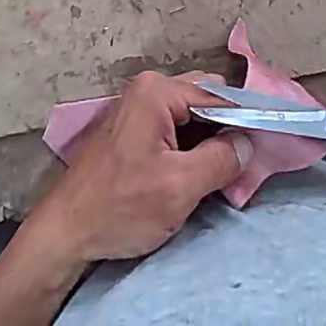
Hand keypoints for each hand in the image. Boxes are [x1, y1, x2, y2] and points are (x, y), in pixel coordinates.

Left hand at [37, 71, 252, 261]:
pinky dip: (191, 144)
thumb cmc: (117, 208)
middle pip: (206, 99)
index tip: (264, 142)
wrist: (61, 237)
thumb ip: (222, 159)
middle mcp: (148, 88)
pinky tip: (197, 169)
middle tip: (241, 159)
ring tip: (222, 168)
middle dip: (225, 128)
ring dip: (208, 139)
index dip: (244, 120)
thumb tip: (247, 144)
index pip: (219, 96)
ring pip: (192, 114)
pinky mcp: (133, 127)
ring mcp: (138, 106)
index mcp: (158, 91)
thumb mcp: (179, 187)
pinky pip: (176, 125)